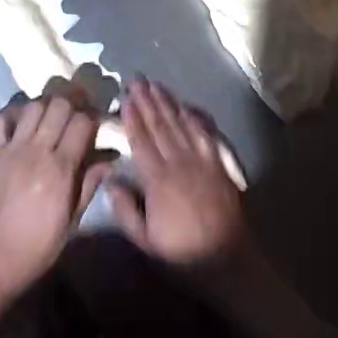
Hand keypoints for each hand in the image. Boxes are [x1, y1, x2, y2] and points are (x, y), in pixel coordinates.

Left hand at [0, 83, 113, 302]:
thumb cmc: (36, 248)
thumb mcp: (71, 222)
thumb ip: (89, 184)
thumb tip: (110, 160)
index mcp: (60, 170)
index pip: (82, 122)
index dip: (93, 117)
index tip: (97, 124)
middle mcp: (37, 151)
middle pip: (59, 105)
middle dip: (73, 104)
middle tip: (77, 116)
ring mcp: (12, 149)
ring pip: (33, 106)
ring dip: (47, 105)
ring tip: (52, 117)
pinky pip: (1, 119)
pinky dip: (13, 112)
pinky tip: (23, 121)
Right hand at [106, 78, 249, 269]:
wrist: (226, 258)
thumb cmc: (181, 251)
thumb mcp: (145, 240)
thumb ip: (125, 210)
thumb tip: (111, 179)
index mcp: (158, 180)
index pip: (142, 141)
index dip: (133, 118)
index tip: (126, 98)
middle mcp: (179, 163)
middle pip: (161, 125)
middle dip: (148, 100)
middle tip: (137, 79)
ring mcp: (201, 160)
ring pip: (181, 124)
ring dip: (168, 102)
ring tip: (156, 84)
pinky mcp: (218, 163)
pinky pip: (205, 133)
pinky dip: (194, 116)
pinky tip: (186, 105)